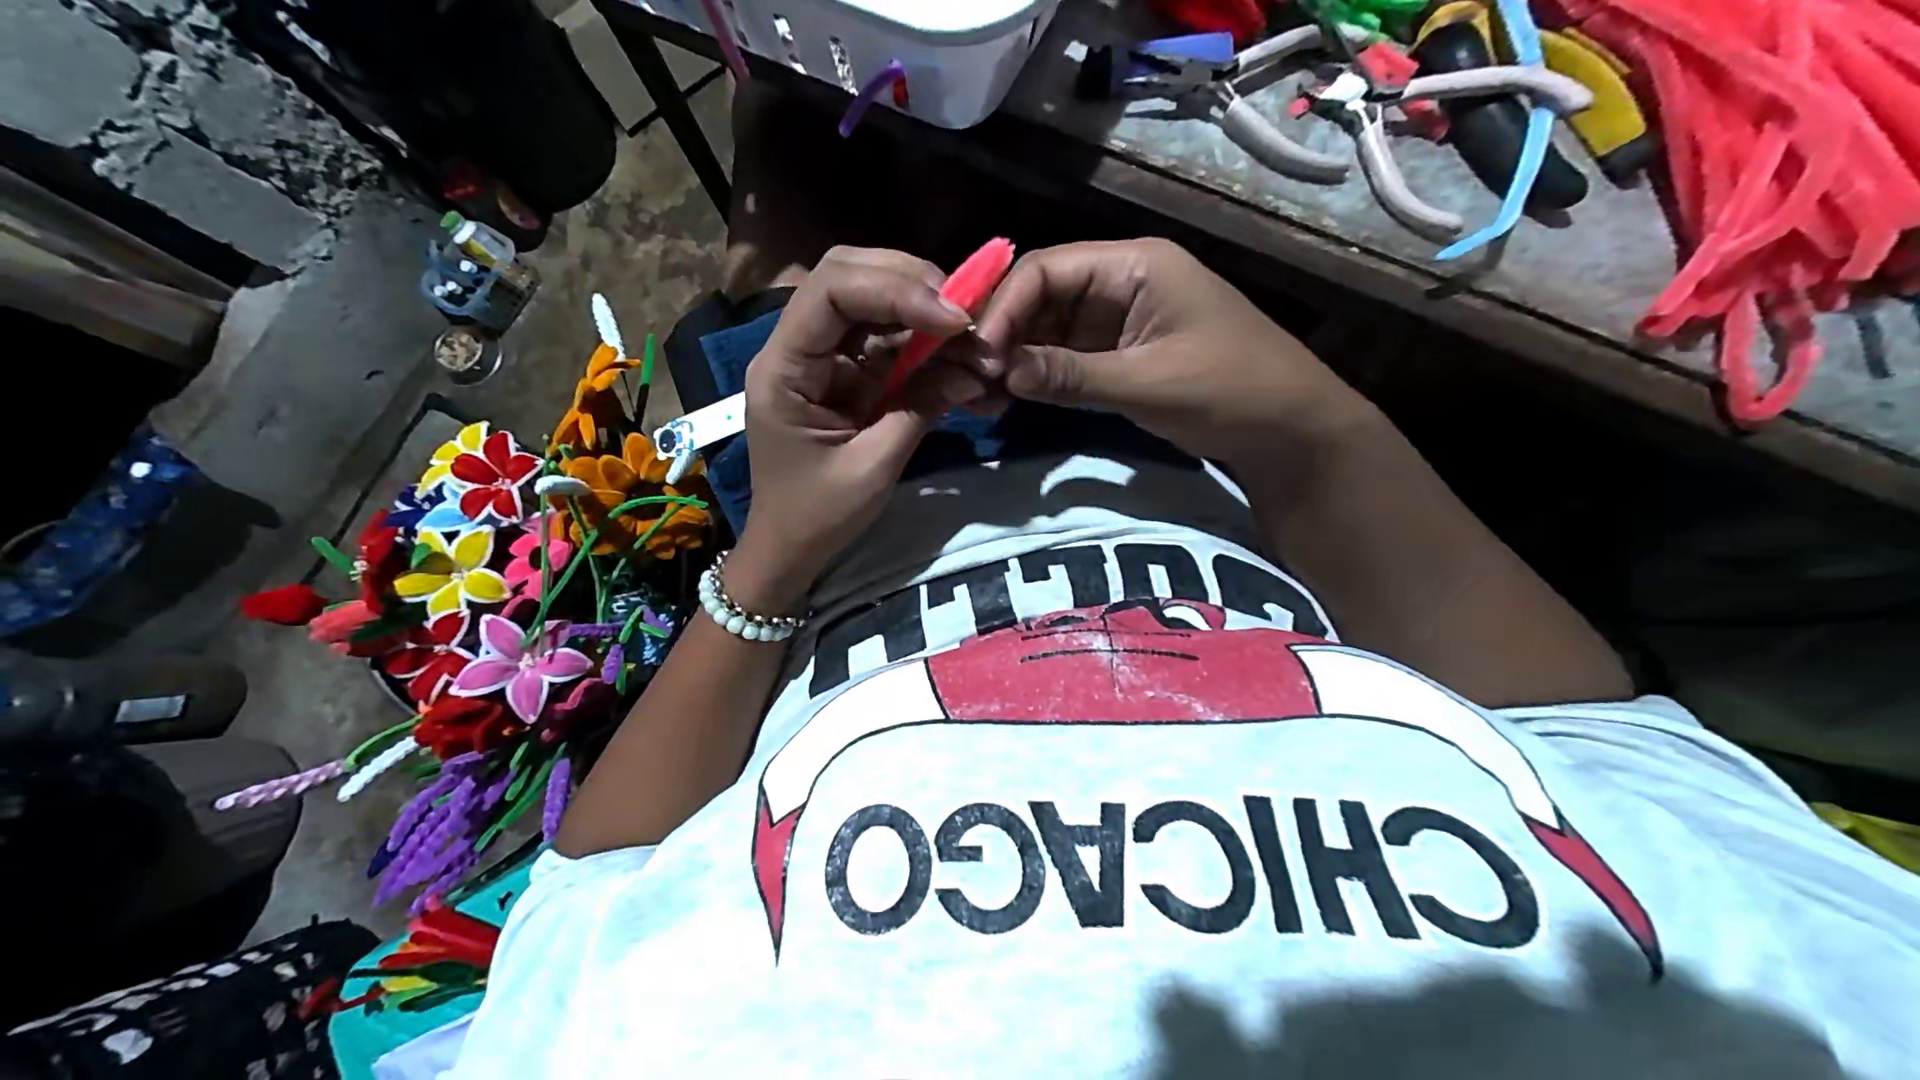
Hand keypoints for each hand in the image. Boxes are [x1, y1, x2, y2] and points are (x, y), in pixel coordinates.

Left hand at [732, 247, 987, 607]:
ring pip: (871, 303)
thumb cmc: (818, 516)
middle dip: (911, 285)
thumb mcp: (873, 468)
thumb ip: (919, 410)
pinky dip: (923, 342)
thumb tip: (973, 369)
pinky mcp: (846, 373)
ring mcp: (823, 357)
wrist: (792, 547)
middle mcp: (797, 347)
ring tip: (971, 337)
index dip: (896, 289)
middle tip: (965, 314)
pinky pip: (886, 340)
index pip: (832, 291)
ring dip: (924, 312)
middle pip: (850, 278)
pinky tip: (956, 354)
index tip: (953, 319)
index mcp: (784, 367)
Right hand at [975, 239, 1374, 465]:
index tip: (979, 355)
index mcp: (1135, 265)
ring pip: (1048, 329)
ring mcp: (1119, 320)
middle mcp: (1121, 282)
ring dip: (1015, 359)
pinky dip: (1038, 376)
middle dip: (1004, 334)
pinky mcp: (1120, 354)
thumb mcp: (1147, 382)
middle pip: (1042, 296)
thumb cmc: (1230, 390)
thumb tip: (1001, 371)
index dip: (1004, 308)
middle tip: (970, 378)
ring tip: (981, 394)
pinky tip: (1009, 399)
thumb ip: (1071, 375)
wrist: (1289, 430)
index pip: (1048, 269)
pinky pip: (1066, 358)